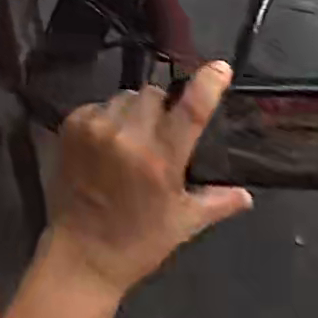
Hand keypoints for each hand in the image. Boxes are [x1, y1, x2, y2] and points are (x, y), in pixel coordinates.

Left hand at [44, 62, 253, 297]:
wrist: (83, 251)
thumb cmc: (139, 240)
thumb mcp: (183, 223)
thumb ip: (216, 201)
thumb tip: (246, 193)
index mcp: (160, 160)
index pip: (189, 111)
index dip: (206, 85)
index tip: (219, 66)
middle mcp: (126, 136)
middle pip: (152, 94)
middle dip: (161, 107)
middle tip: (161, 132)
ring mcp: (95, 126)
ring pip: (124, 96)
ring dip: (133, 111)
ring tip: (131, 140)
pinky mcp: (71, 124)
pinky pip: (98, 104)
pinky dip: (107, 117)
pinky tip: (107, 143)